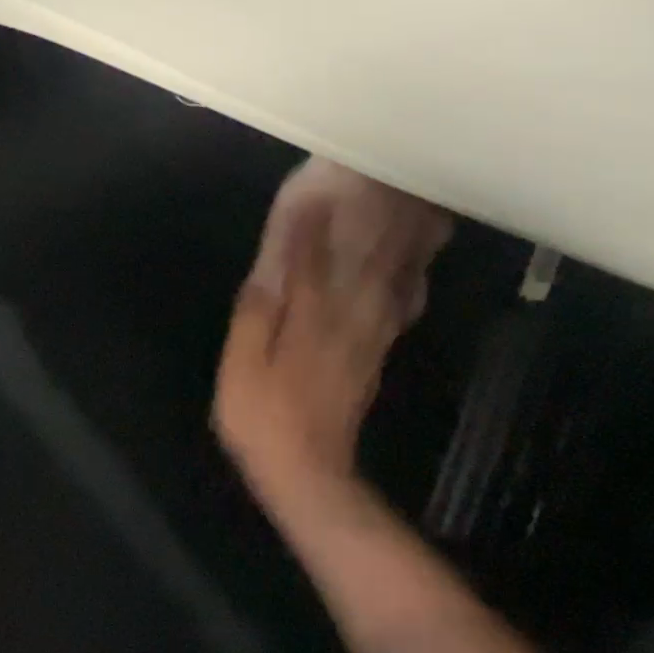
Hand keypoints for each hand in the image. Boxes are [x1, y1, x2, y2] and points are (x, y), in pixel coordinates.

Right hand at [214, 201, 444, 490]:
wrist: (304, 466)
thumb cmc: (259, 412)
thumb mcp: (242, 362)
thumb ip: (258, 315)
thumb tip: (269, 271)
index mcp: (310, 321)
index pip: (311, 262)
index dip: (310, 227)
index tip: (313, 191)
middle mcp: (349, 321)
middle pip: (366, 263)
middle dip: (371, 223)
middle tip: (379, 186)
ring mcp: (369, 338)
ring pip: (392, 280)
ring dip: (400, 243)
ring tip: (409, 211)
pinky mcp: (375, 354)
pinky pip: (399, 305)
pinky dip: (407, 278)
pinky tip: (410, 268)